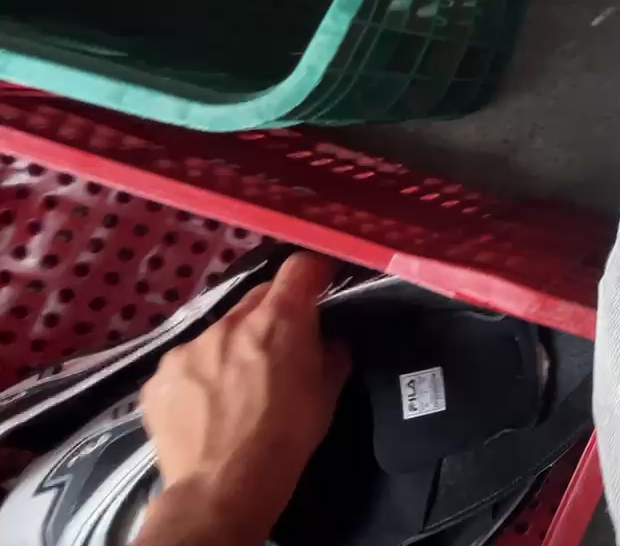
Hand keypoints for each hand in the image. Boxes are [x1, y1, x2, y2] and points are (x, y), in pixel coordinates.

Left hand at [135, 253, 350, 545]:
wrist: (224, 484)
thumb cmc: (292, 427)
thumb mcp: (332, 380)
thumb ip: (328, 345)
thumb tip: (321, 336)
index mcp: (281, 318)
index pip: (300, 265)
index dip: (315, 273)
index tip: (323, 286)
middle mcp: (231, 323)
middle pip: (260, 296)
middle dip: (275, 311)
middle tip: (283, 341)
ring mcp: (188, 350)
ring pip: (223, 328)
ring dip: (237, 340)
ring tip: (240, 377)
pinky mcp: (158, 378)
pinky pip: (192, 357)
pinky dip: (205, 367)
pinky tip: (209, 397)